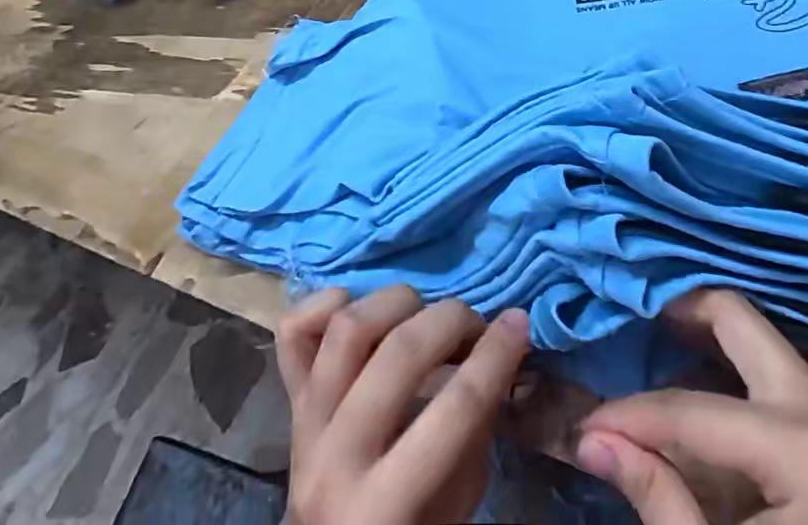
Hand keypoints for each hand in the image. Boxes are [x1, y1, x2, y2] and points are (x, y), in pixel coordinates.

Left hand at [276, 284, 531, 524]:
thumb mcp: (454, 508)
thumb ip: (472, 433)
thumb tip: (494, 354)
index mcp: (385, 506)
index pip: (453, 412)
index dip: (494, 358)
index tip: (519, 323)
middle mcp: (336, 455)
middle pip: (397, 355)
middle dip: (448, 321)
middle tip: (473, 322)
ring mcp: (304, 420)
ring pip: (346, 329)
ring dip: (395, 304)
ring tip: (423, 311)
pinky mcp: (288, 396)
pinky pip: (295, 331)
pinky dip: (327, 303)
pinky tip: (359, 307)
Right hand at [575, 290, 807, 524]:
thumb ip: (658, 499)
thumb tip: (590, 442)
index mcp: (804, 450)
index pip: (687, 410)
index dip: (625, 416)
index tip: (583, 428)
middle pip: (737, 319)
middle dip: (674, 311)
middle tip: (622, 319)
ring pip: (754, 338)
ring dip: (698, 332)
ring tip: (645, 343)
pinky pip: (766, 370)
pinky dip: (721, 360)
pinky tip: (686, 373)